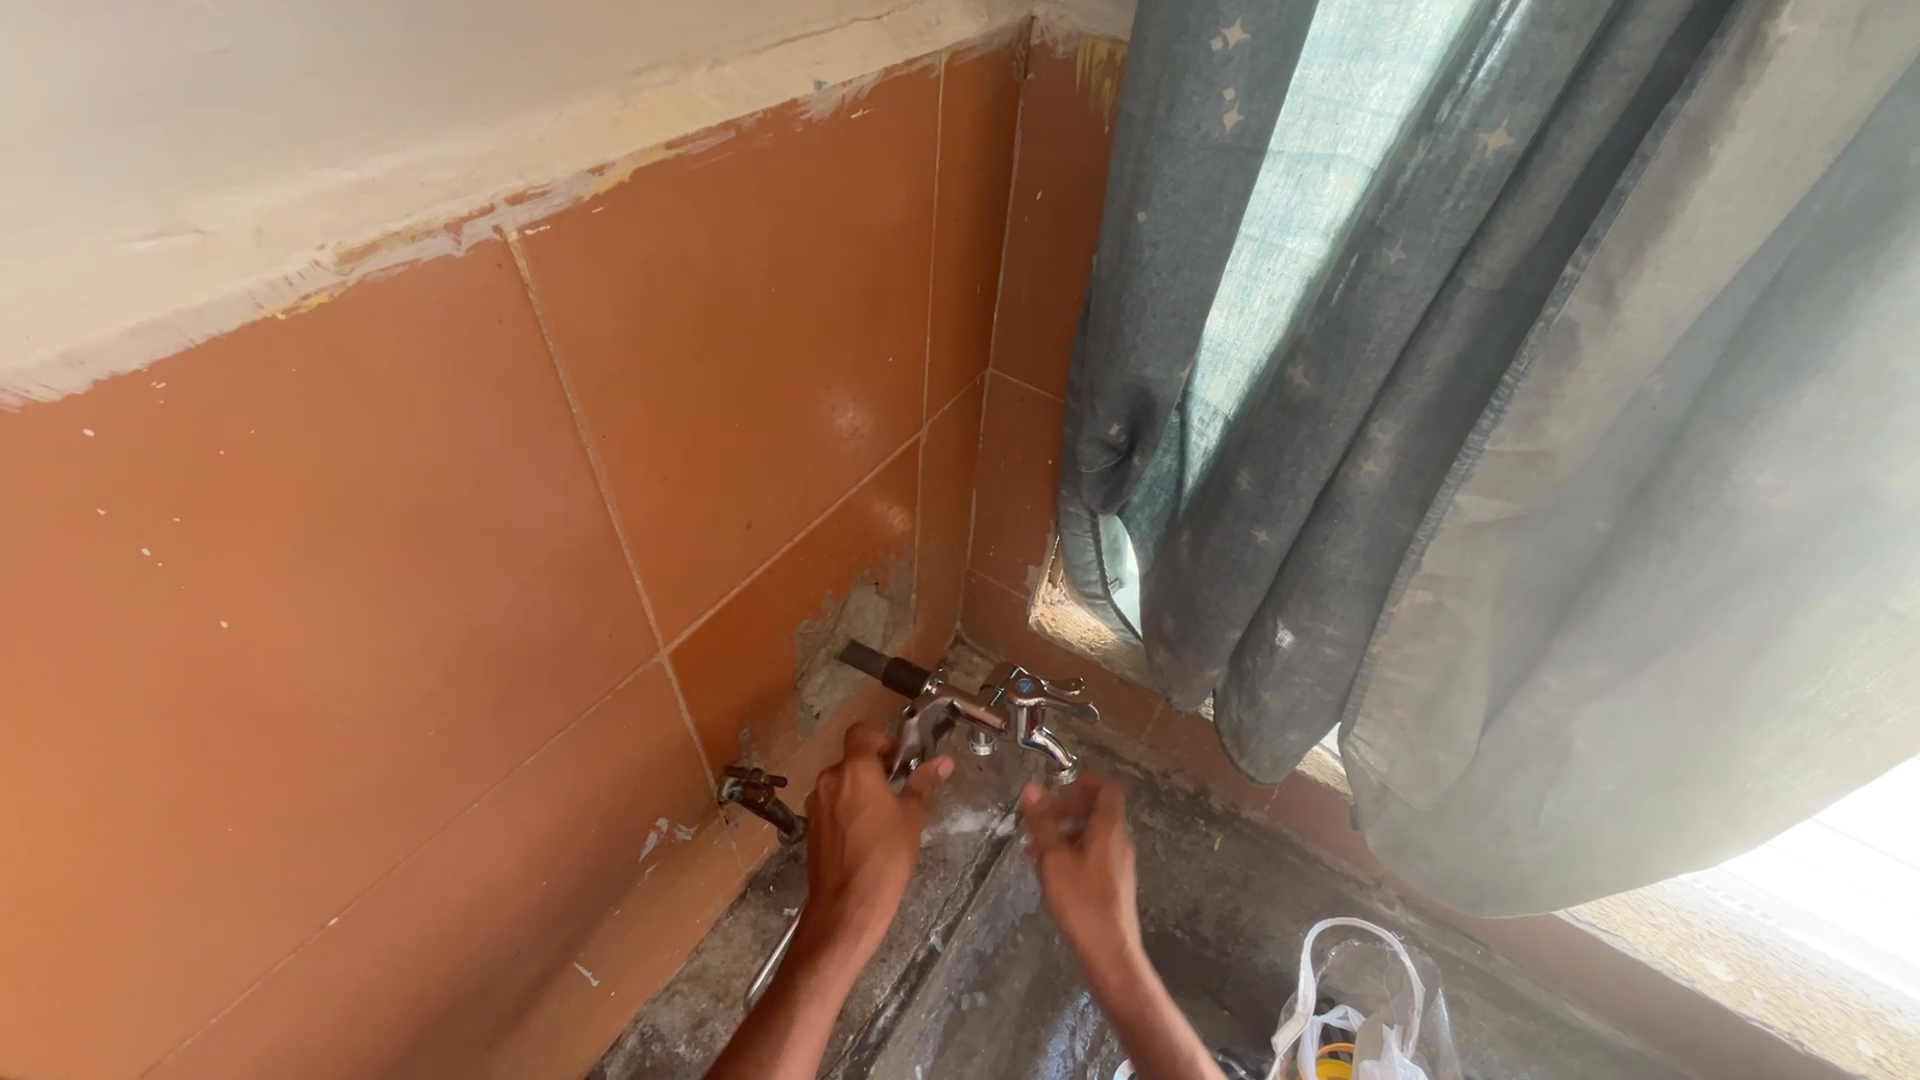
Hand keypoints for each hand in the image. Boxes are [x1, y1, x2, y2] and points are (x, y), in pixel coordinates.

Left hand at [797, 723, 952, 961]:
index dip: (881, 741)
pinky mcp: (810, 826)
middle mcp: (830, 779)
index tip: (898, 763)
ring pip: (840, 783)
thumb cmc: (885, 857)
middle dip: (873, 769)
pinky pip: (831, 805)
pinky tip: (863, 835)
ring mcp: (816, 803)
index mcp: (855, 769)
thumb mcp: (912, 817)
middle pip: (851, 759)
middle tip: (896, 792)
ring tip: (881, 817)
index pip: (861, 732)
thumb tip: (944, 761)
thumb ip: (924, 783)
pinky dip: (846, 810)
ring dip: (859, 790)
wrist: (846, 906)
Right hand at [1022, 773, 1141, 967]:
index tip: (1057, 789)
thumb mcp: (1054, 858)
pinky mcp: (1114, 884)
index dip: (1083, 782)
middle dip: (1066, 809)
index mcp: (1109, 828)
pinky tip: (1050, 873)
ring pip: (1092, 834)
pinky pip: (1093, 855)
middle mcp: (1119, 841)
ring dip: (1064, 833)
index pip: (1106, 788)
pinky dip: (1072, 853)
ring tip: (1036, 850)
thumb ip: (1043, 822)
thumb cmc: (1081, 900)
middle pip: (1097, 810)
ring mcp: (1119, 864)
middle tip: (1041, 820)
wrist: (1110, 952)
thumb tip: (1032, 788)